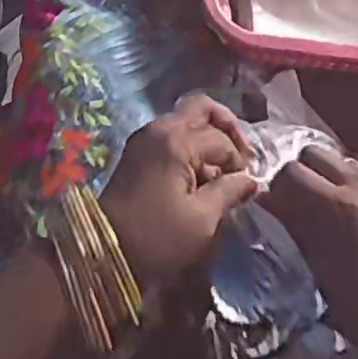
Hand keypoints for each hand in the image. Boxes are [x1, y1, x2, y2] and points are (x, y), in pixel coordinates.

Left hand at [99, 95, 259, 284]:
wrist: (107, 249)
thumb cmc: (158, 237)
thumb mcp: (202, 220)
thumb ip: (228, 192)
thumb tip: (250, 180)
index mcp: (175, 140)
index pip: (220, 139)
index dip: (238, 162)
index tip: (246, 187)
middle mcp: (159, 127)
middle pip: (201, 109)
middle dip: (227, 128)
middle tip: (241, 158)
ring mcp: (145, 136)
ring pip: (186, 120)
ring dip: (208, 137)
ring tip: (223, 172)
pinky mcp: (138, 149)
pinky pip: (171, 134)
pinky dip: (190, 146)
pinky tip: (201, 174)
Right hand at [261, 148, 357, 358]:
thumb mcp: (328, 279)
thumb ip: (300, 233)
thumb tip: (272, 207)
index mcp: (342, 208)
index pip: (291, 172)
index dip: (278, 188)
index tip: (276, 207)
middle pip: (313, 154)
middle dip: (301, 174)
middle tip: (300, 203)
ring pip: (343, 162)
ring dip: (329, 179)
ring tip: (331, 210)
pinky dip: (356, 189)